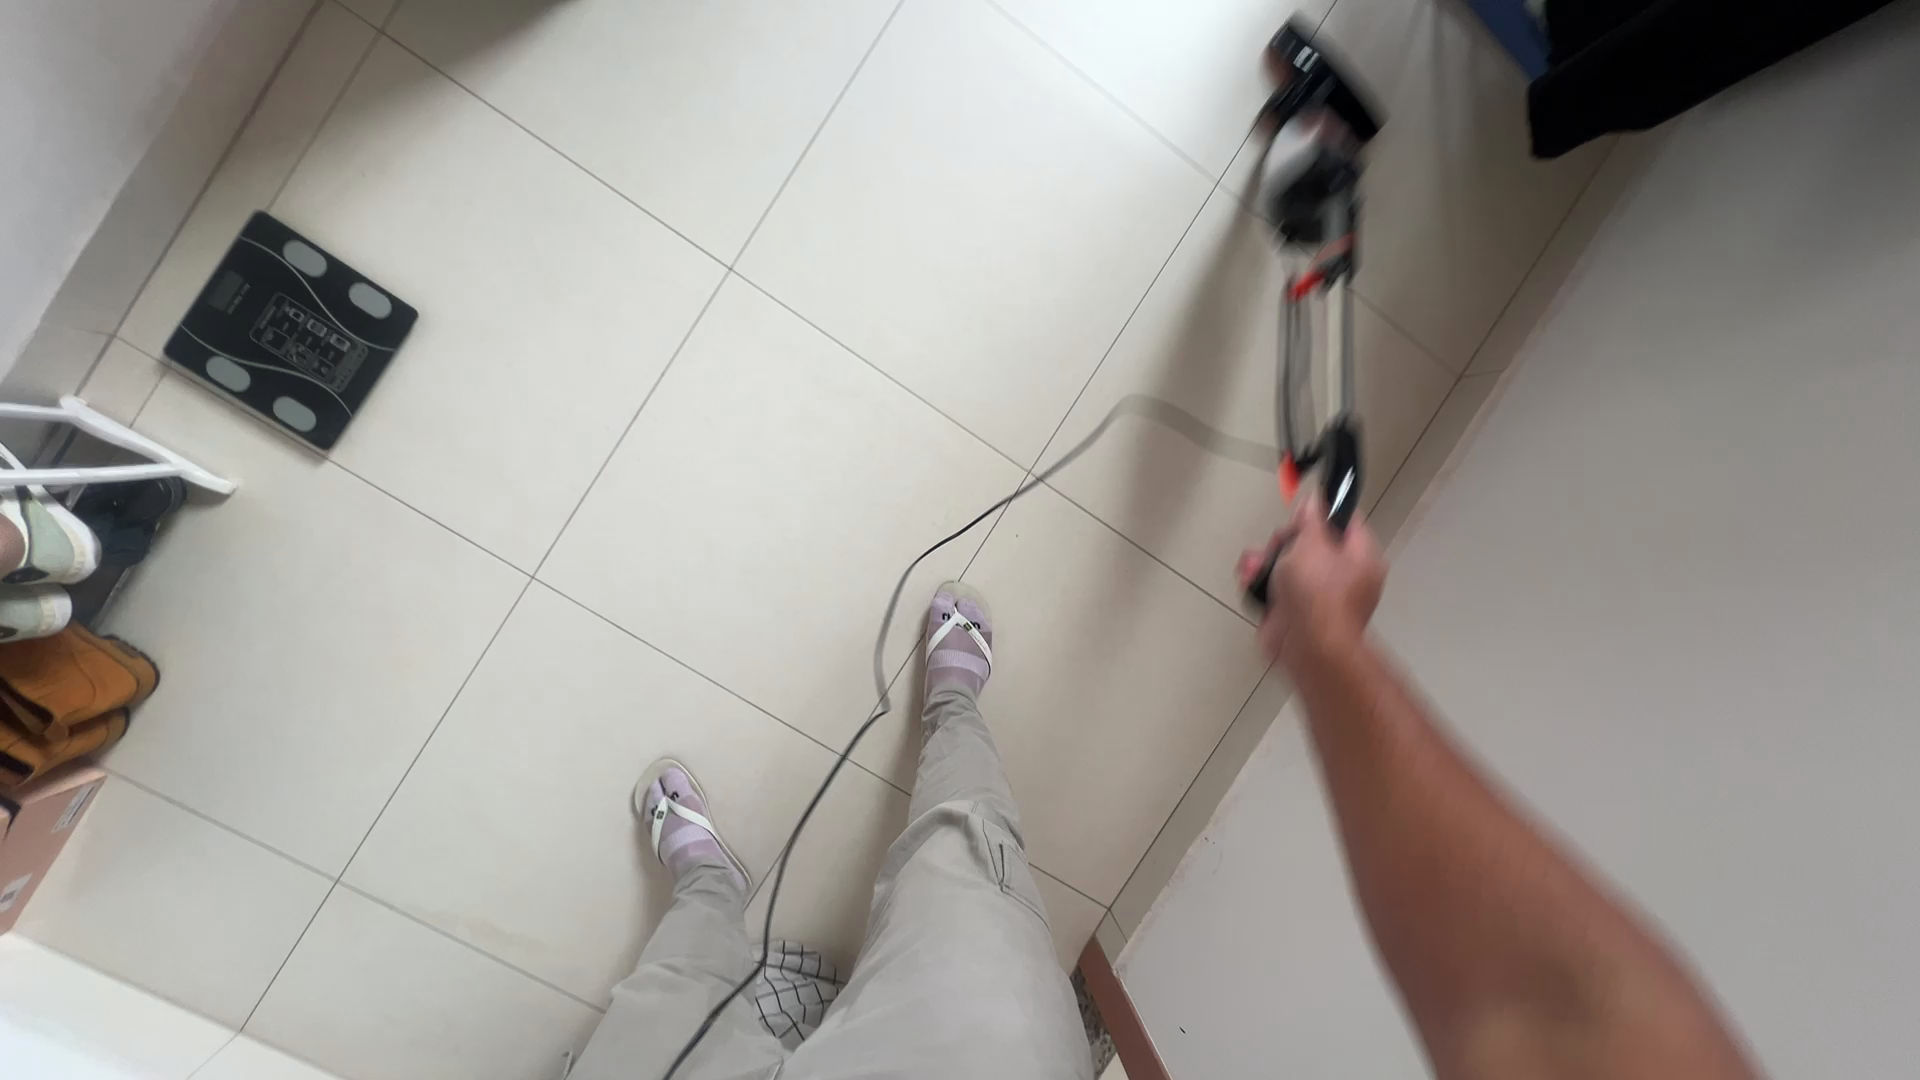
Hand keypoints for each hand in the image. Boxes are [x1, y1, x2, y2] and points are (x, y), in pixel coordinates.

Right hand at [1237, 492, 1386, 667]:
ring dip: (1265, 561)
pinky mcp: (1294, 612)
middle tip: (1276, 545)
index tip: (1298, 514)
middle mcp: (1342, 576)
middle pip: (1310, 543)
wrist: (1307, 646)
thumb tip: (1314, 502)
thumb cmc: (1317, 590)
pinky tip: (1248, 579)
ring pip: (1287, 566)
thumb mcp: (1312, 543)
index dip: (1320, 512)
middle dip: (1283, 541)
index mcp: (1359, 556)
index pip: (1345, 522)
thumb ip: (1311, 520)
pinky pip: (1275, 588)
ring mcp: (1317, 596)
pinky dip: (1259, 582)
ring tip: (1253, 565)